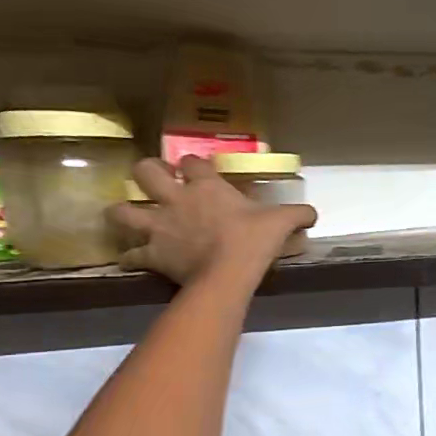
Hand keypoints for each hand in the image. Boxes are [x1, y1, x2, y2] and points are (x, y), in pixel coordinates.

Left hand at [109, 157, 316, 284]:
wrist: (226, 274)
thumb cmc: (252, 241)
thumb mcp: (283, 222)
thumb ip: (298, 214)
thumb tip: (313, 214)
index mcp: (206, 187)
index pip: (192, 162)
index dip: (193, 163)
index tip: (198, 168)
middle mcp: (175, 200)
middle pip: (145, 173)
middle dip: (147, 172)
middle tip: (156, 180)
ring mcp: (158, 227)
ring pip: (122, 211)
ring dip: (123, 212)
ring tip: (132, 216)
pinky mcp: (151, 254)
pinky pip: (131, 255)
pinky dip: (131, 256)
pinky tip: (135, 257)